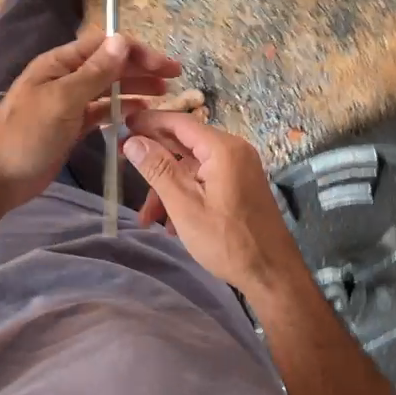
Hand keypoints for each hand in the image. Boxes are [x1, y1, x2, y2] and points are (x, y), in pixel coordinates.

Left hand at [0, 31, 181, 207]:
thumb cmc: (25, 135)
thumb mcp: (62, 100)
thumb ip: (95, 73)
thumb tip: (122, 40)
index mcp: (59, 63)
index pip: (105, 46)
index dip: (136, 51)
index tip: (165, 65)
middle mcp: (66, 78)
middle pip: (110, 65)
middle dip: (141, 68)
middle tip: (174, 77)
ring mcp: (68, 103)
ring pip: (109, 88)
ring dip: (135, 87)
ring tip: (164, 94)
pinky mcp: (71, 127)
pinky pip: (102, 112)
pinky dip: (121, 110)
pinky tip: (141, 113)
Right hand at [123, 112, 310, 297]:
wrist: (272, 273)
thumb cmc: (227, 240)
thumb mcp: (185, 206)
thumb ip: (158, 169)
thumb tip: (133, 140)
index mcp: (222, 148)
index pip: (179, 122)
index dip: (149, 121)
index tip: (122, 124)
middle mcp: (234, 150)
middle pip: (185, 142)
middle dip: (154, 157)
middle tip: (122, 161)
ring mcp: (240, 167)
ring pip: (193, 166)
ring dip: (167, 185)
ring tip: (147, 217)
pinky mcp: (241, 184)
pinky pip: (206, 179)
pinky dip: (186, 193)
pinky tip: (170, 223)